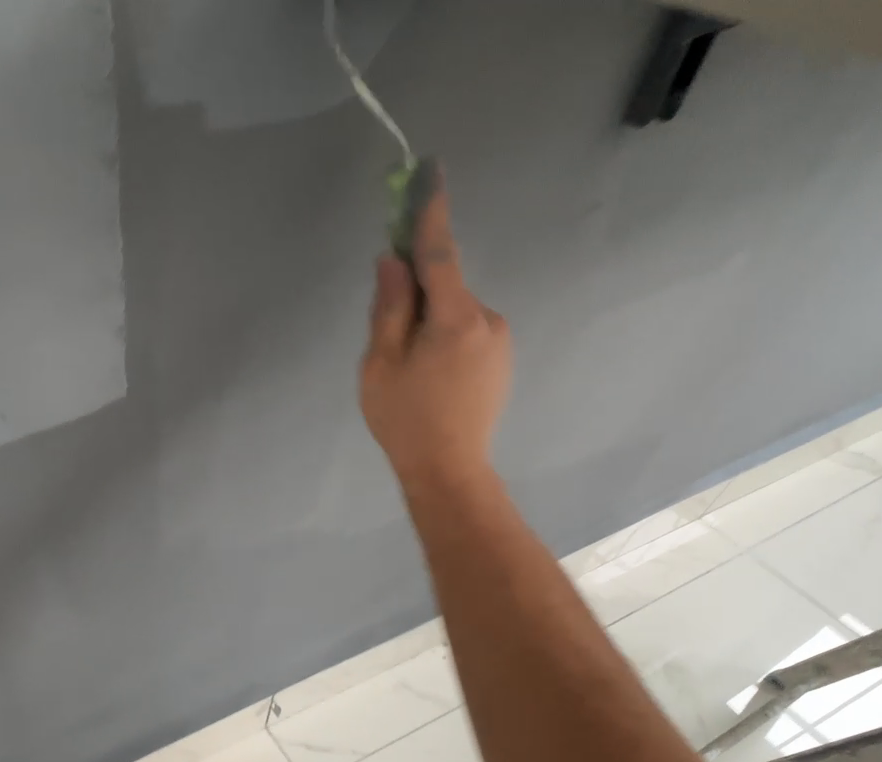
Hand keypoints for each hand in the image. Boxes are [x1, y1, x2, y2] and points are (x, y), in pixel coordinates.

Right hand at [359, 184, 511, 496]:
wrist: (449, 469)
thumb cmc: (405, 419)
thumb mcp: (380, 364)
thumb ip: (388, 308)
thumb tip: (393, 262)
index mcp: (454, 318)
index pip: (440, 254)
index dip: (429, 214)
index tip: (430, 172)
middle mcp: (487, 318)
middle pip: (443, 287)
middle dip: (414, 295)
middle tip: (387, 336)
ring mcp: (499, 339)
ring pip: (453, 311)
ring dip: (428, 322)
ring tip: (408, 370)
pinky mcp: (501, 357)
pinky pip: (465, 330)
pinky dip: (442, 338)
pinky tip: (429, 377)